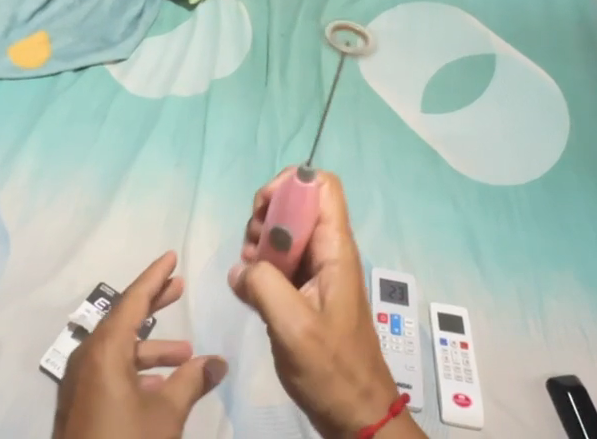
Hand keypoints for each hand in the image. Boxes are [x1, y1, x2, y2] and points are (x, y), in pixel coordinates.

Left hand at [53, 250, 227, 438]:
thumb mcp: (166, 413)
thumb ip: (192, 381)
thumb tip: (218, 362)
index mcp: (104, 349)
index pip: (133, 299)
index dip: (155, 277)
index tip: (172, 256)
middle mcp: (87, 357)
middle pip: (124, 318)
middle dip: (154, 303)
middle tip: (181, 287)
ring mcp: (80, 382)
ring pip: (120, 349)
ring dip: (152, 348)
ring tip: (186, 354)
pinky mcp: (80, 405)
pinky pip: (111, 371)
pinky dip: (137, 369)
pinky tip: (162, 386)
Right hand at [228, 171, 420, 438]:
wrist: (355, 412)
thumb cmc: (332, 368)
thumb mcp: (294, 326)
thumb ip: (264, 286)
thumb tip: (241, 267)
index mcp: (336, 248)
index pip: (321, 185)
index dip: (290, 184)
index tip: (263, 211)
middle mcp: (328, 250)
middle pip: (297, 203)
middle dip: (267, 214)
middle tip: (251, 246)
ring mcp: (317, 270)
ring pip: (285, 231)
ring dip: (260, 241)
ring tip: (248, 267)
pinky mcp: (305, 290)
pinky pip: (280, 260)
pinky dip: (261, 265)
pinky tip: (249, 285)